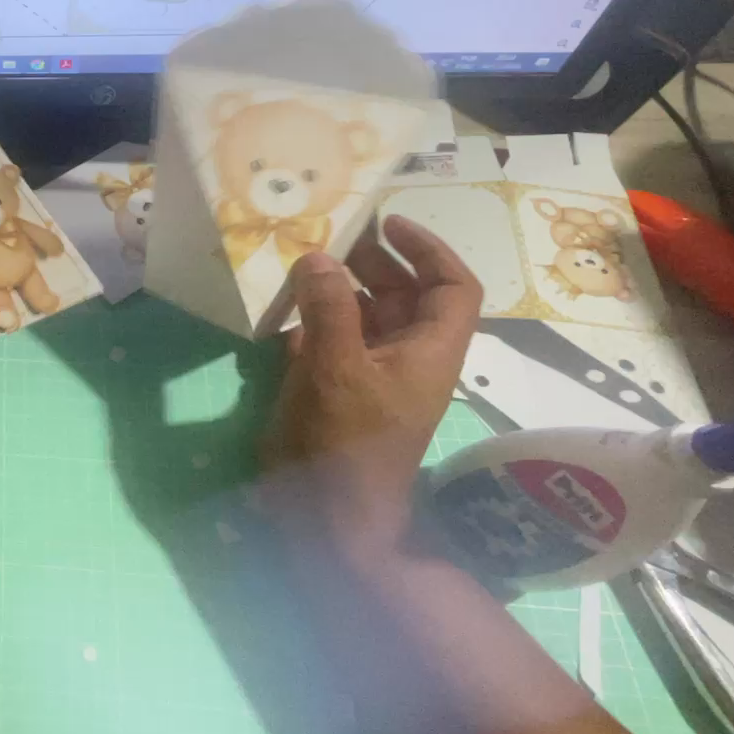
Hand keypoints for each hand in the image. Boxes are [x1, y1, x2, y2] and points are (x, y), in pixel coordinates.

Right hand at [260, 215, 481, 567]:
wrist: (327, 511)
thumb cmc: (345, 440)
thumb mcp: (336, 368)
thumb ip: (328, 309)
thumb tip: (318, 257)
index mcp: (429, 351)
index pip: (451, 287)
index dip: (428, 250)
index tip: (388, 222)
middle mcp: (405, 356)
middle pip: (404, 296)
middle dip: (373, 262)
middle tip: (330, 234)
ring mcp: (368, 374)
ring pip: (362, 316)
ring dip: (335, 288)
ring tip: (299, 263)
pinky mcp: (335, 388)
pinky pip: (330, 340)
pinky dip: (310, 320)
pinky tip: (281, 313)